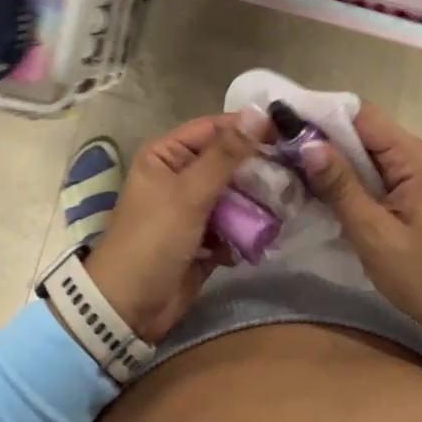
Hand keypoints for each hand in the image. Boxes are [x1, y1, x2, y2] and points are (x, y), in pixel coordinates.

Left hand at [82, 113, 264, 342]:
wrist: (128, 309)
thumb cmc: (153, 239)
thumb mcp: (189, 194)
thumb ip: (225, 155)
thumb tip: (258, 113)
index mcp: (166, 155)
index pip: (213, 129)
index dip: (247, 128)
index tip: (286, 132)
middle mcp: (179, 176)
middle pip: (227, 162)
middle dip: (256, 170)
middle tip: (293, 173)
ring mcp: (191, 209)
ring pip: (233, 195)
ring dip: (255, 203)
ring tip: (286, 206)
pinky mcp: (203, 239)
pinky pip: (232, 225)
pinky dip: (246, 231)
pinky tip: (264, 237)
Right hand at [302, 103, 421, 364]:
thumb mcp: (376, 236)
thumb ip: (342, 188)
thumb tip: (307, 143)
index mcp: (412, 157)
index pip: (360, 114)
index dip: (321, 113)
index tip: (282, 121)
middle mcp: (411, 155)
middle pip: (358, 129)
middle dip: (318, 135)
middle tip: (276, 145)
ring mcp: (407, 173)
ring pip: (359, 150)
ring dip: (326, 157)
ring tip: (285, 163)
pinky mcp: (401, 192)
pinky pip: (365, 171)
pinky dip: (340, 176)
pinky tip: (311, 186)